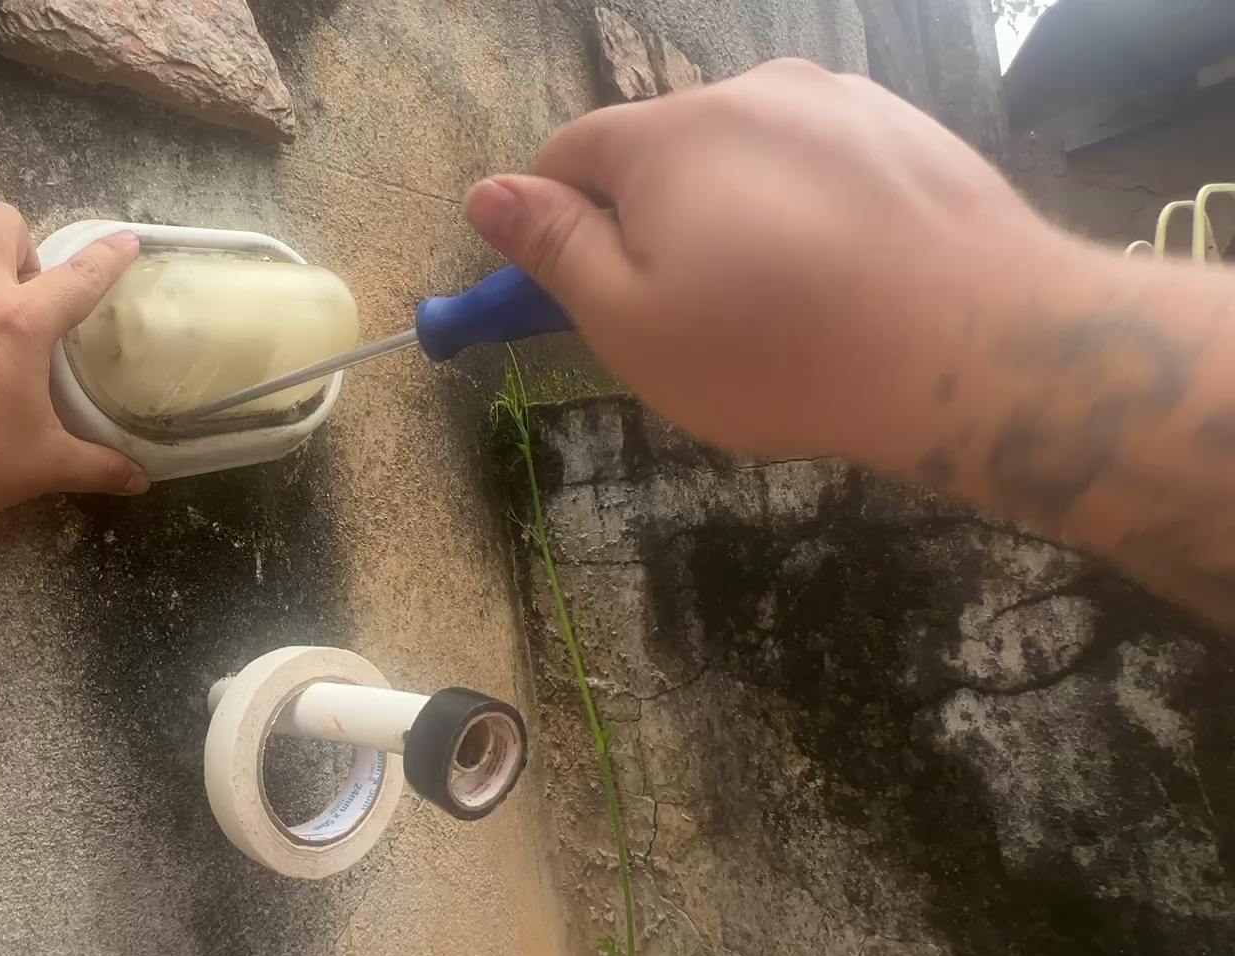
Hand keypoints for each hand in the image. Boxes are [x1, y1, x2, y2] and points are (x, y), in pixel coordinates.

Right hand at [465, 59, 1082, 470]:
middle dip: (630, 222)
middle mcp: (747, 92)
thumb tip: (484, 194)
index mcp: (667, 138)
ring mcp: (832, 100)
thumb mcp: (625, 318)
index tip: (577, 290)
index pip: (565, 155)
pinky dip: (774, 207)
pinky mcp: (896, 125)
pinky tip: (812, 272)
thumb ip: (551, 248)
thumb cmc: (767, 352)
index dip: (550, 223)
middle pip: (644, 152)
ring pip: (721, 156)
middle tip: (665, 312)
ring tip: (748, 299)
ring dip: (703, 215)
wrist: (979, 354)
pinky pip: (792, 159)